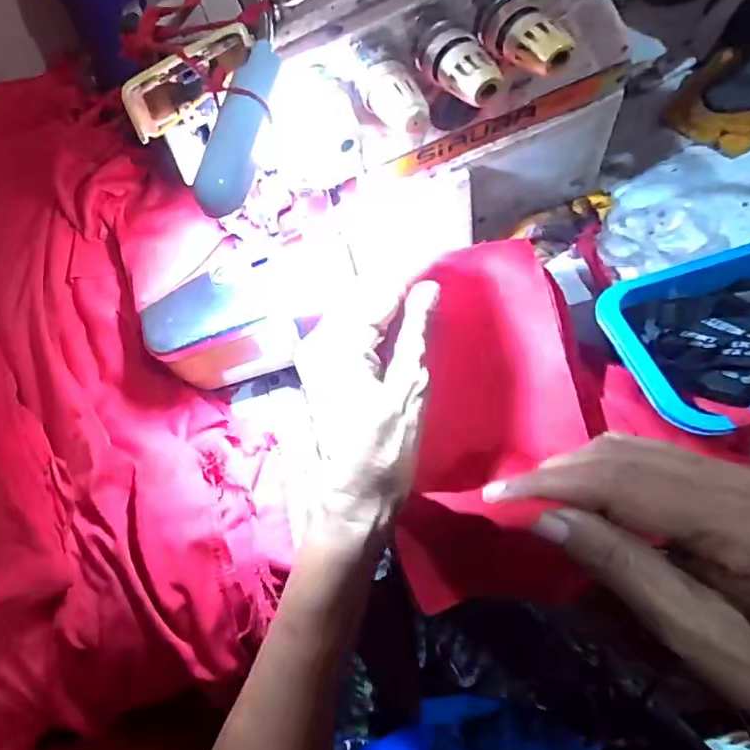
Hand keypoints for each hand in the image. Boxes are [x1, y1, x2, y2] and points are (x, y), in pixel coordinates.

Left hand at [293, 279, 438, 542]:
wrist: (351, 497)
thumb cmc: (384, 451)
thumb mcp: (410, 390)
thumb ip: (416, 334)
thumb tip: (427, 288)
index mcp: (336, 344)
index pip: (375, 293)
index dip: (407, 272)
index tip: (436, 252)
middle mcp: (316, 342)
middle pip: (359, 298)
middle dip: (395, 282)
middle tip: (432, 268)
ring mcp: (313, 355)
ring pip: (352, 312)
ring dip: (384, 300)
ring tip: (421, 286)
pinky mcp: (319, 369)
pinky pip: (348, 331)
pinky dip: (374, 321)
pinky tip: (397, 317)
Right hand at [485, 435, 749, 749]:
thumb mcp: (698, 640)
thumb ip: (620, 568)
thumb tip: (542, 517)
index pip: (630, 485)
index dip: (554, 484)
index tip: (494, 495)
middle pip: (632, 457)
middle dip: (559, 472)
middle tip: (507, 495)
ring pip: (641, 449)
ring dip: (580, 467)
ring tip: (536, 492)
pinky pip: (663, 458)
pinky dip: (611, 469)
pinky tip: (585, 489)